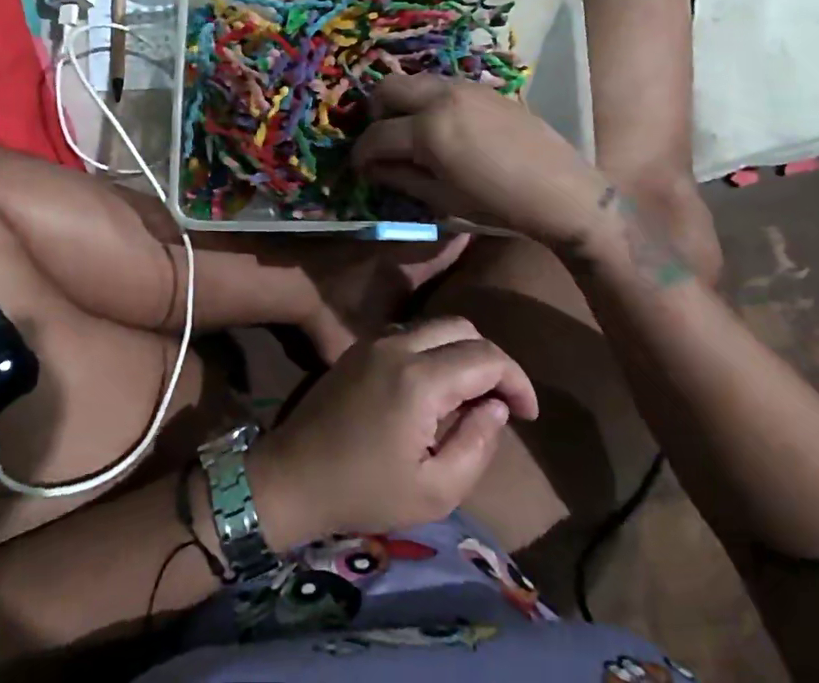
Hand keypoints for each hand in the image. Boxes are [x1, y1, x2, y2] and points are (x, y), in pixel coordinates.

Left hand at [245, 317, 539, 549]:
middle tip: (501, 402)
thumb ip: (477, 444)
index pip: (487, 357)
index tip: (527, 415)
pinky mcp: (356, 349)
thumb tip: (495, 406)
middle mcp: (396, 347)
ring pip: (434, 326)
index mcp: (419, 379)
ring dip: (461, 352)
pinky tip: (433, 389)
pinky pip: (408, 335)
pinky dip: (433, 351)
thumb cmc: (364, 492)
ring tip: (470, 397)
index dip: (518, 382)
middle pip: (462, 327)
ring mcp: (371, 343)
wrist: (291, 476)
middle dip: (492, 360)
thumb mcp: (435, 490)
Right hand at [352, 75, 611, 243]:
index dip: (361, 154)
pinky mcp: (484, 87)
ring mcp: (464, 87)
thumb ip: (399, 177)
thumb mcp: (440, 198)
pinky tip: (441, 127)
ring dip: (402, 103)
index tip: (359, 168)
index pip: (376, 135)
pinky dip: (427, 100)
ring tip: (410, 133)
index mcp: (428, 130)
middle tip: (382, 141)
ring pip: (414, 81)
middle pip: (387, 88)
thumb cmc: (496, 203)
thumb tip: (371, 167)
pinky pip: (441, 84)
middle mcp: (441, 97)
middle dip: (375, 114)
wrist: (559, 190)